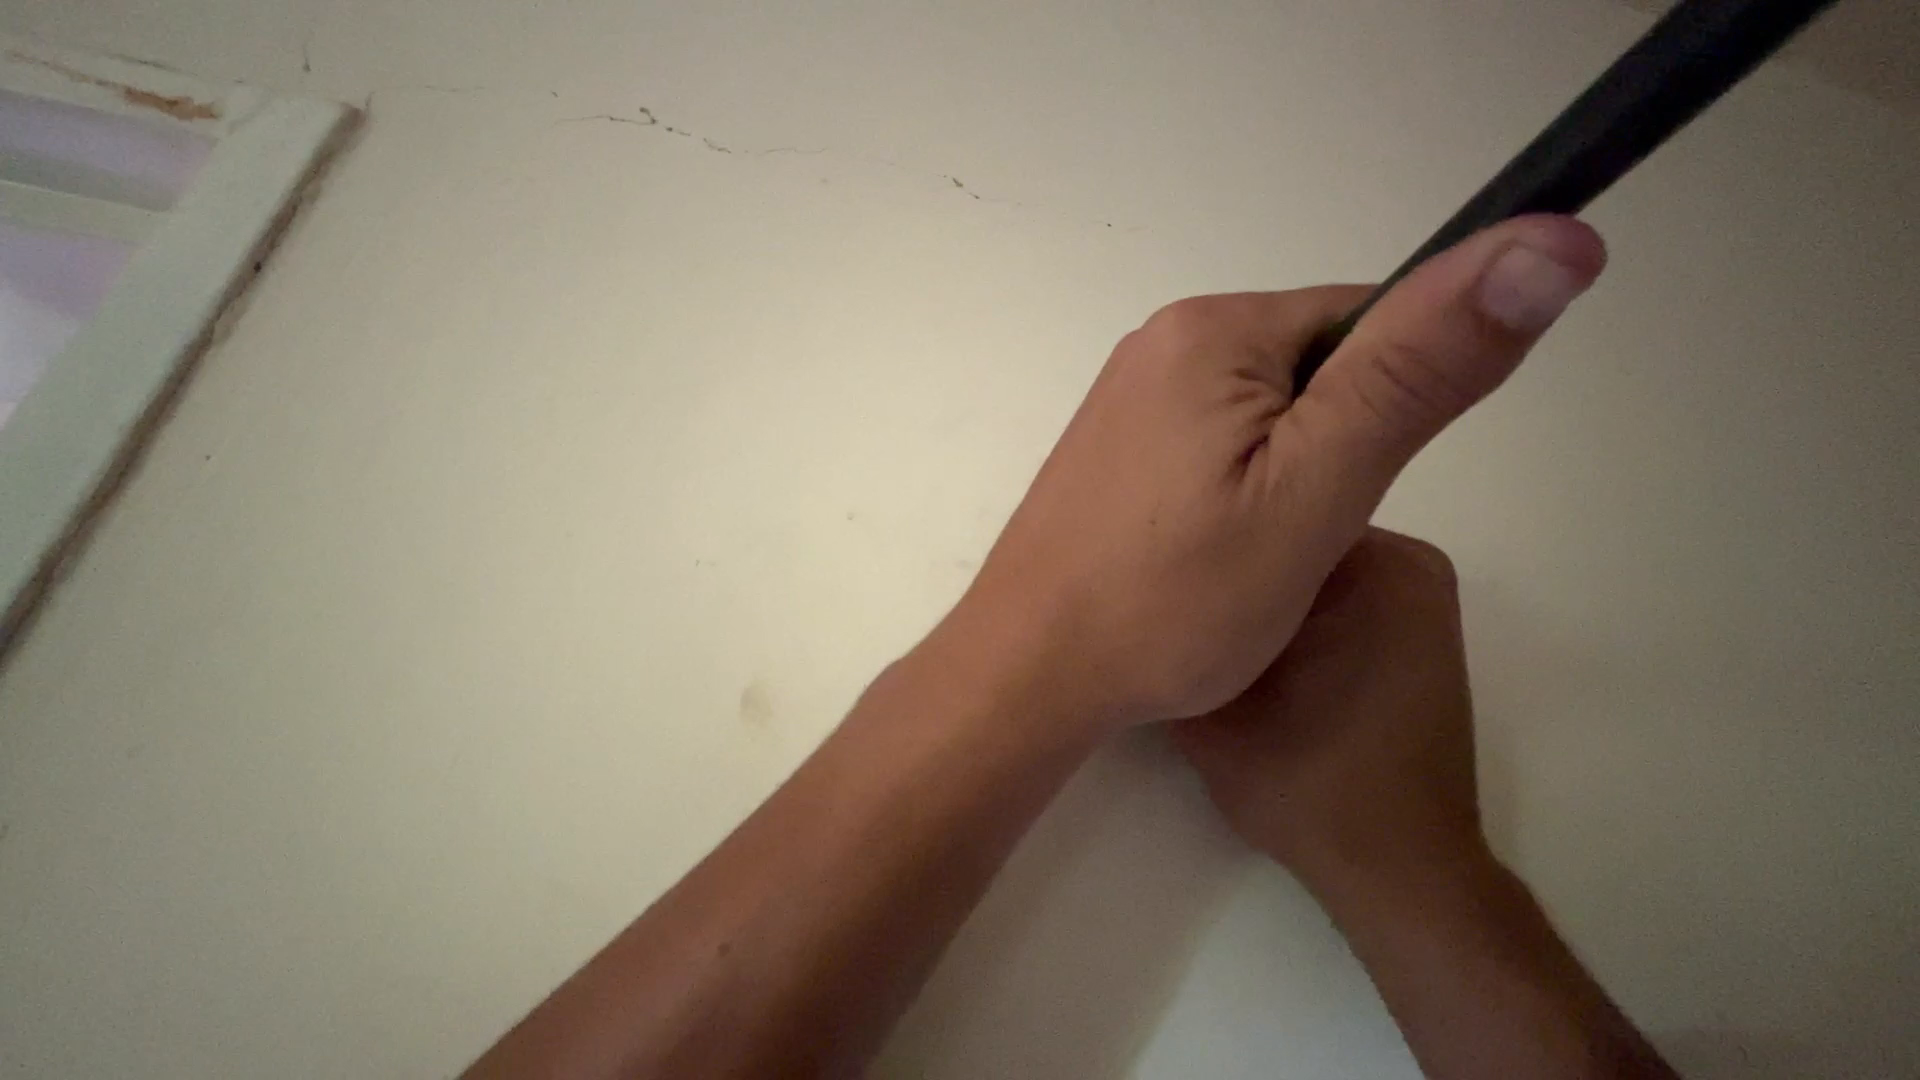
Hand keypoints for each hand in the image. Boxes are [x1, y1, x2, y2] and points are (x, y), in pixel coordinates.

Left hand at [948, 215, 1604, 726]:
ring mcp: (1121, 403)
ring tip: (1244, 563)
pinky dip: (1228, 498)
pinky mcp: (1105, 455)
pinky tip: (1204, 559)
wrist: (1029, 671)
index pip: (1367, 322)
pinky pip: (1203, 452)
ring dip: (1280, 483)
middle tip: (1290, 547)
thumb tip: (1546, 243)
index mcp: (1211, 329)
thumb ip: (1419, 372)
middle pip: (1310, 372)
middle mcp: (1157, 345)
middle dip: (1329, 454)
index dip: (1390, 413)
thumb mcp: (1316, 489)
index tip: (1347, 500)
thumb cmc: (1172, 596)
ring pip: (1259, 420)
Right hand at [1173, 528, 1483, 886]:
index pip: (1265, 511)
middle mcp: (1410, 566)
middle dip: (1230, 558)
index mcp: (1373, 569)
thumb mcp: (1210, 708)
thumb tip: (1117, 596)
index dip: (1203, 535)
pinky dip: (1289, 608)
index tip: (1152, 558)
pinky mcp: (1412, 632)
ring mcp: (1418, 598)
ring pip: (1304, 563)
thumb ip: (1164, 642)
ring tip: (1193, 611)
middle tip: (1162, 585)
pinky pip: (1333, 592)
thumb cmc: (1306, 782)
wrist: (1394, 868)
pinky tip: (1240, 637)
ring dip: (1255, 584)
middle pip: (1286, 533)